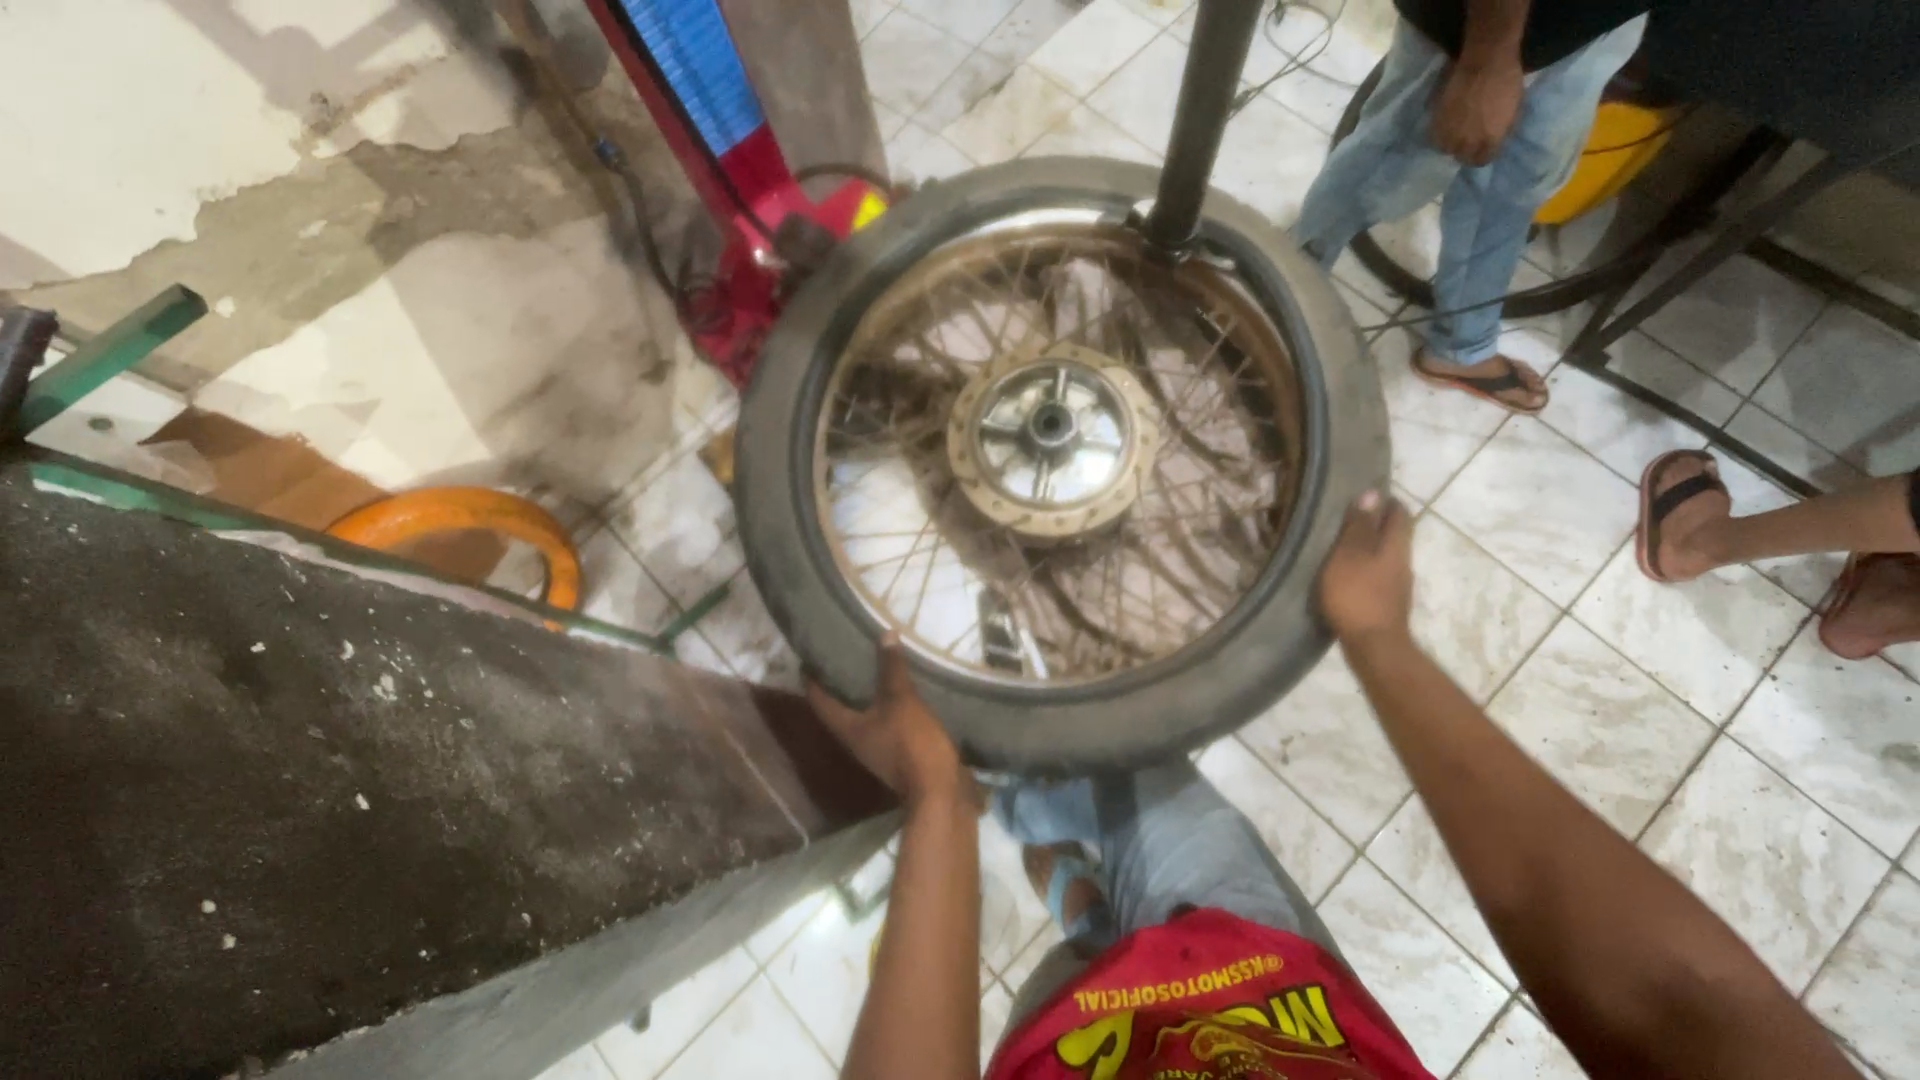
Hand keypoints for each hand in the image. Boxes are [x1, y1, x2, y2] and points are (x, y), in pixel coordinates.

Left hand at [808, 635, 966, 809]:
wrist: (939, 789)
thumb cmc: (911, 743)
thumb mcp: (901, 700)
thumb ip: (892, 669)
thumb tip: (885, 634)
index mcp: (847, 728)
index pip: (819, 700)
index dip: (811, 679)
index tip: (809, 657)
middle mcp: (856, 740)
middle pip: (839, 709)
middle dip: (840, 683)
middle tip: (843, 654)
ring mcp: (878, 748)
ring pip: (865, 715)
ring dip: (866, 694)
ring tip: (872, 667)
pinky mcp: (900, 751)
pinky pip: (888, 722)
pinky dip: (889, 705)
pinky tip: (902, 690)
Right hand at [1320, 489, 1413, 641]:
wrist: (1374, 646)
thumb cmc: (1357, 594)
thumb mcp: (1349, 555)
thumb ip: (1359, 526)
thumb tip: (1374, 493)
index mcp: (1396, 545)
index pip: (1399, 513)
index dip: (1386, 501)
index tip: (1366, 494)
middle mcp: (1403, 561)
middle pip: (1396, 534)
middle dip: (1378, 523)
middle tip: (1350, 517)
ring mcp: (1399, 585)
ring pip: (1388, 555)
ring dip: (1371, 547)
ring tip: (1344, 546)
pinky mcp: (1389, 603)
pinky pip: (1380, 575)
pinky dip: (1367, 568)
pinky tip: (1349, 575)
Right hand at [1432, 58, 1522, 165]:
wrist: (1485, 62)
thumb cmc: (1506, 82)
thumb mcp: (1514, 110)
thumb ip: (1501, 130)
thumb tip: (1493, 142)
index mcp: (1489, 141)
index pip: (1482, 161)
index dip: (1483, 154)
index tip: (1483, 147)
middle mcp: (1467, 143)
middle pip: (1462, 158)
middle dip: (1466, 151)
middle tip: (1469, 139)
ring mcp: (1449, 135)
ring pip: (1447, 149)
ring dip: (1452, 143)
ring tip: (1456, 132)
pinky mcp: (1436, 125)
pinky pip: (1437, 138)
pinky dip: (1441, 134)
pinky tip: (1447, 125)